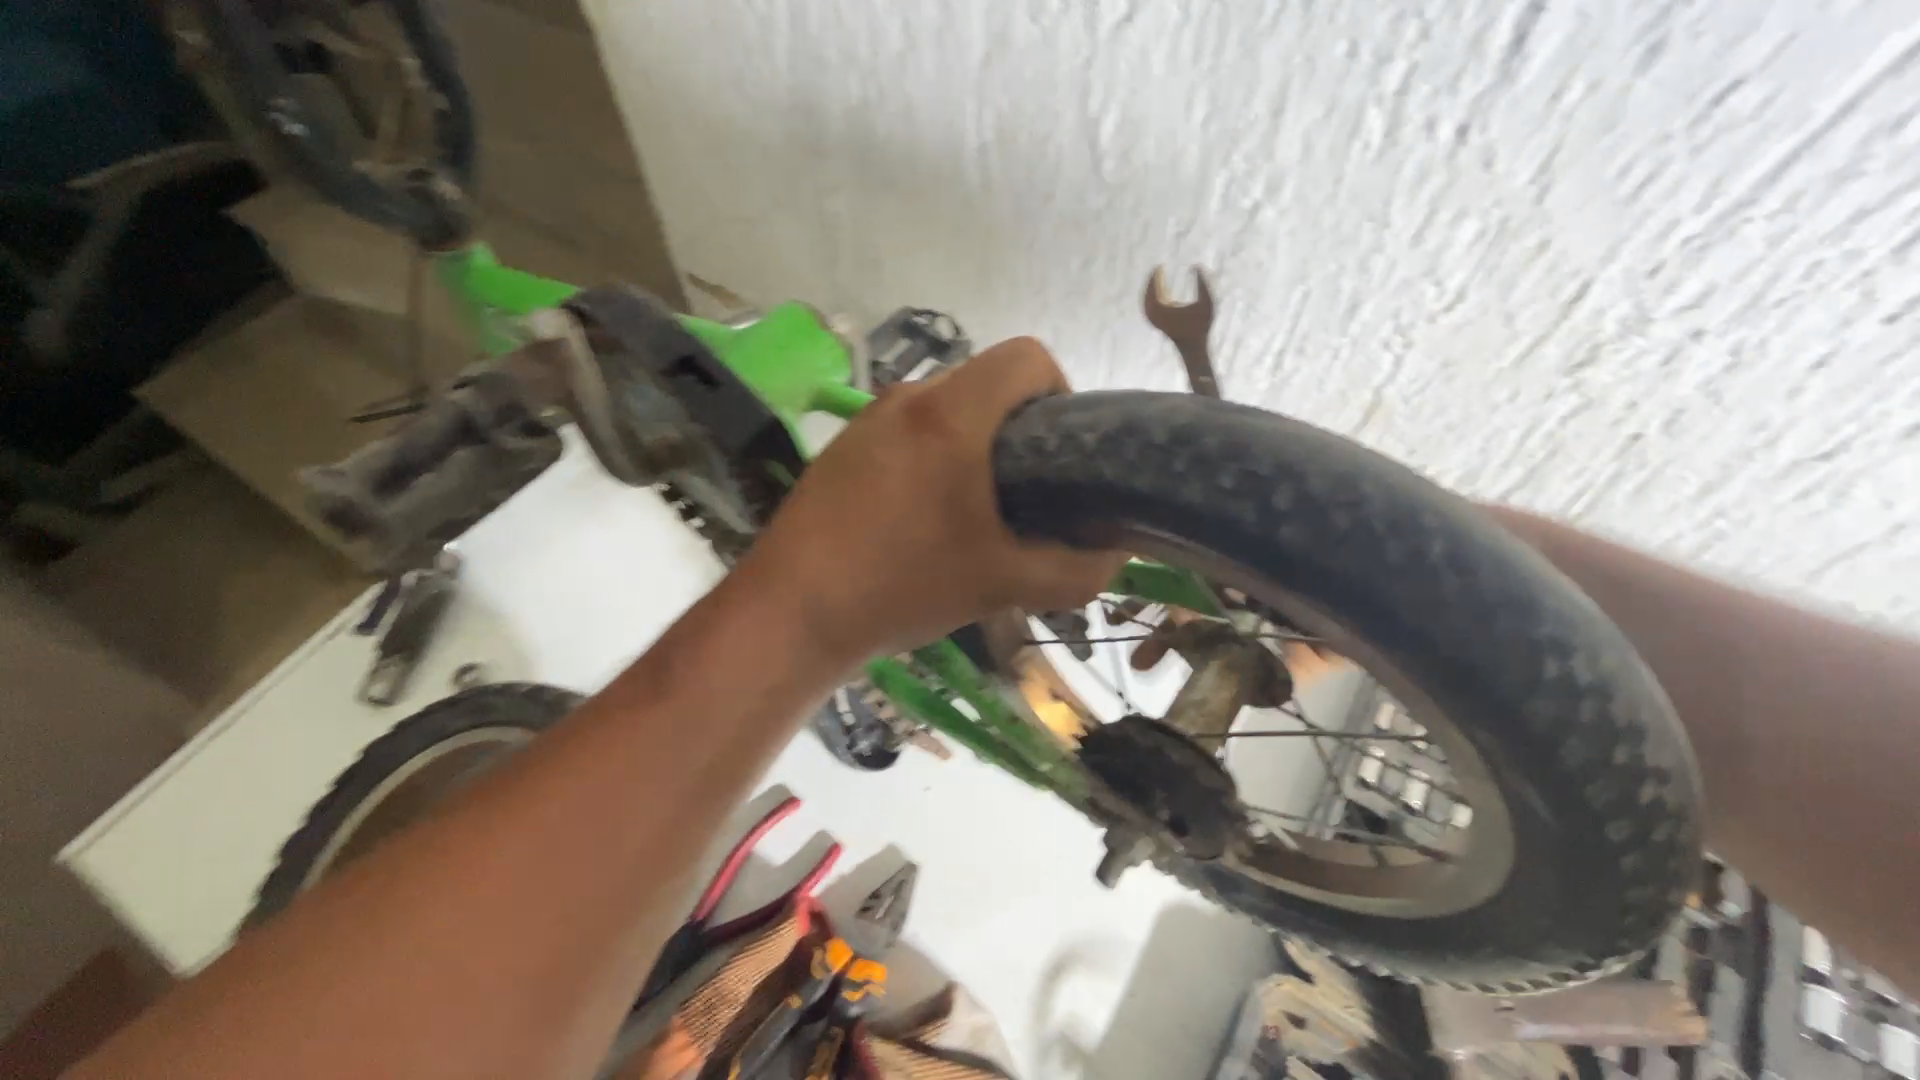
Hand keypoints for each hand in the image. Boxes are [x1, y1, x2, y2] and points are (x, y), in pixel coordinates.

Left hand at [738, 337, 1127, 660]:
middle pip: (986, 381)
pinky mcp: (841, 446)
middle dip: (1018, 427)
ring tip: (973, 511)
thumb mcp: (1001, 585)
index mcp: (951, 415)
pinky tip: (920, 519)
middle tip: (1026, 491)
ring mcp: (867, 419)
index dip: (1061, 389)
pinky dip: (930, 457)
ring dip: (972, 444)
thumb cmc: (901, 588)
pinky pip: (906, 431)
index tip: (1062, 450)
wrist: (790, 612)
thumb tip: (1118, 555)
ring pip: (944, 407)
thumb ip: (1074, 571)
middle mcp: (907, 399)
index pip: (1027, 356)